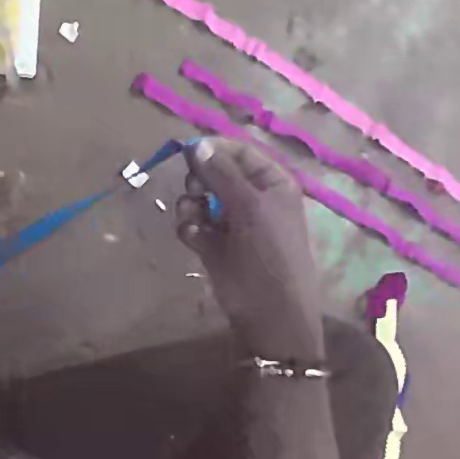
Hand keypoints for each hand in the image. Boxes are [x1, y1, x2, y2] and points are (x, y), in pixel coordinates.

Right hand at [176, 139, 324, 360]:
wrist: (269, 313)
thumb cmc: (269, 255)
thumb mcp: (250, 208)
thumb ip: (222, 174)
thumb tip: (197, 145)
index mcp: (271, 184)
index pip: (239, 153)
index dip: (214, 150)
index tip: (188, 153)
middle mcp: (250, 199)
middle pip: (214, 174)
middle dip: (200, 180)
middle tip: (196, 191)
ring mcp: (230, 224)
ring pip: (198, 200)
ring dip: (190, 207)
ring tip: (195, 221)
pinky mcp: (212, 247)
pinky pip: (192, 226)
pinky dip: (190, 230)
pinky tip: (195, 242)